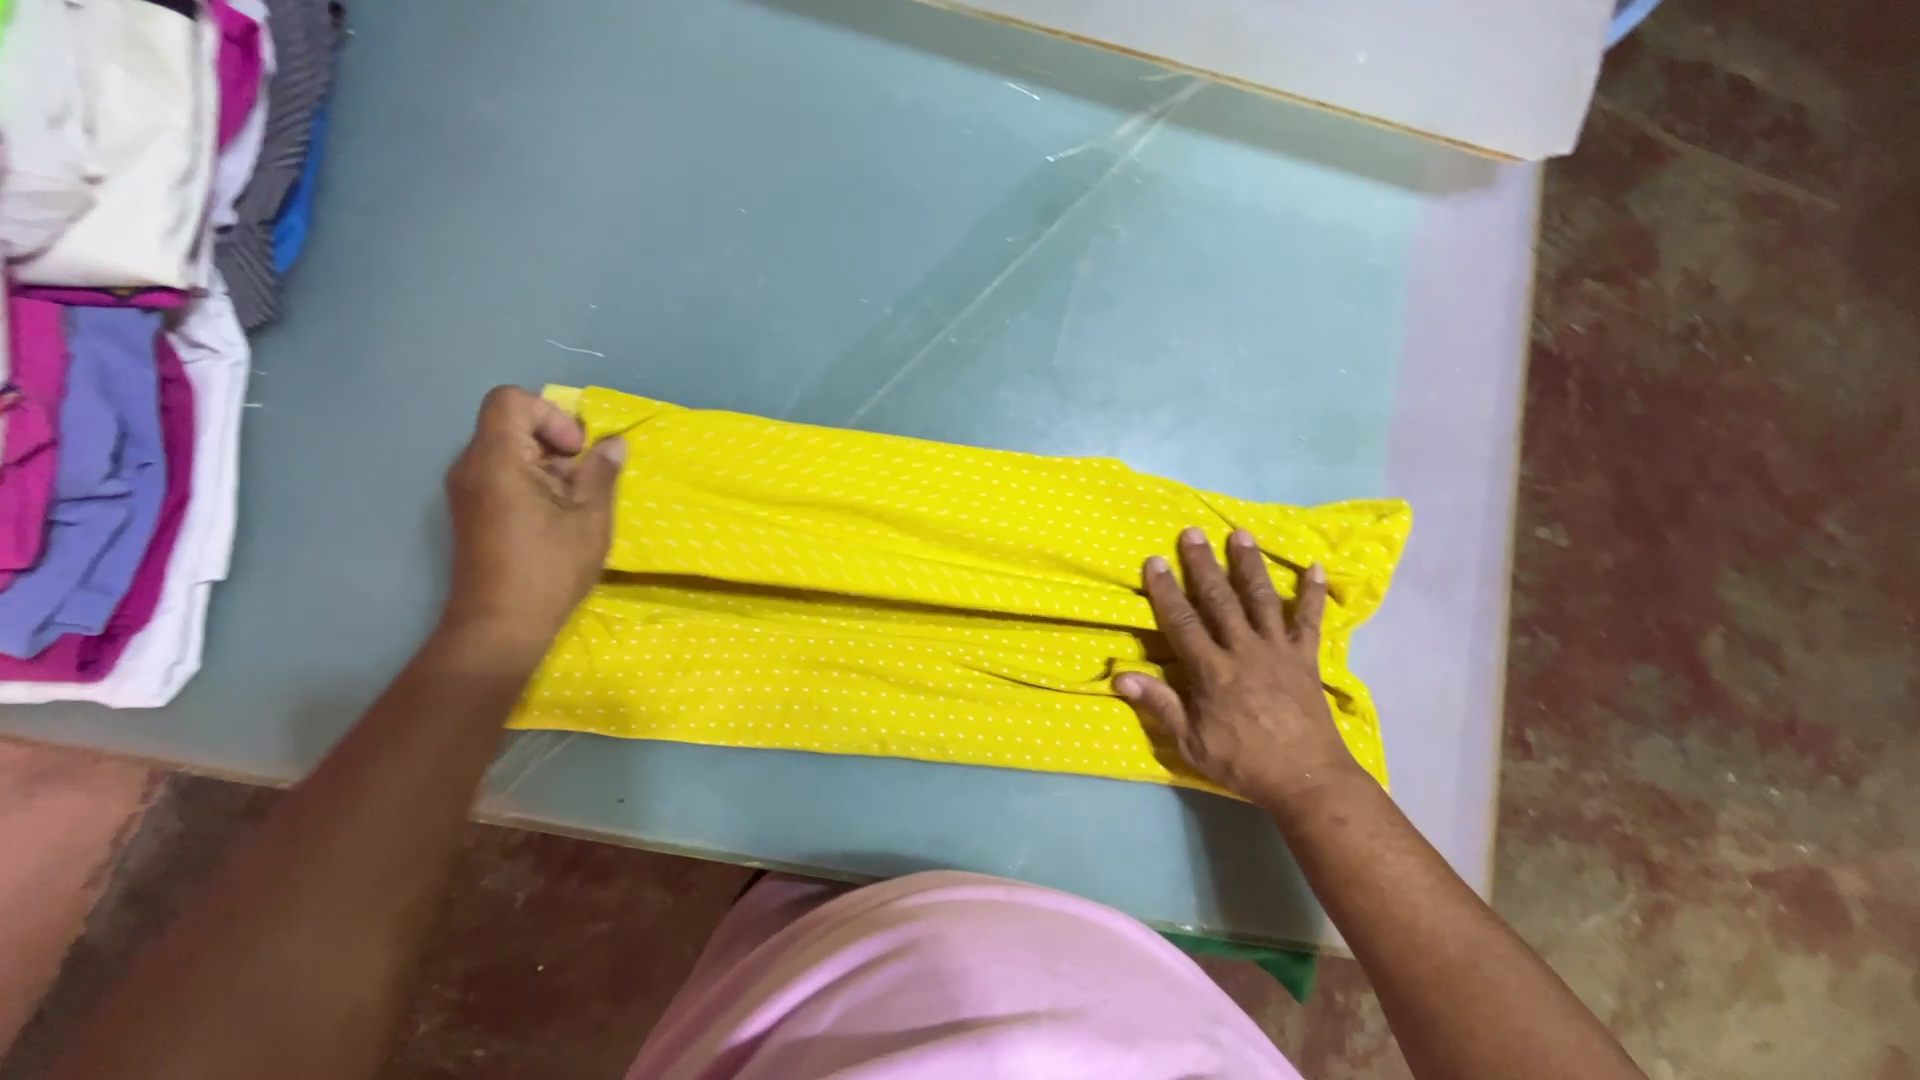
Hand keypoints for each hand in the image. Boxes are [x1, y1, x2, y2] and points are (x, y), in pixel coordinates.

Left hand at [440, 386, 624, 649]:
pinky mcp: (469, 512)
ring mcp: (465, 490)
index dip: (550, 415)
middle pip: (509, 424)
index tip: (575, 452)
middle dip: (553, 441)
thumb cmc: (548, 569)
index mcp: (496, 459)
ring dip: (544, 464)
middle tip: (582, 479)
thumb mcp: (590, 519)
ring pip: (506, 451)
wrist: (499, 627)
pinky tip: (552, 518)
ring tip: (571, 502)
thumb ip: (602, 473)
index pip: (511, 400)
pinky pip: (499, 475)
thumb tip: (614, 444)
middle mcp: (470, 466)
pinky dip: (529, 482)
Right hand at [1116, 527, 1364, 808]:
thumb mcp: (1191, 743)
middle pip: (1220, 600)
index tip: (1154, 561)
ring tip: (1241, 534)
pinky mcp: (1306, 659)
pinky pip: (1309, 621)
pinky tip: (1317, 568)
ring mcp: (1278, 652)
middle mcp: (1244, 651)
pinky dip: (1314, 594)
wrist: (1307, 780)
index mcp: (1213, 671)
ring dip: (1249, 565)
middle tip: (1192, 533)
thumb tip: (1121, 676)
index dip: (1166, 591)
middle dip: (1203, 564)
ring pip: (1261, 599)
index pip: (1182, 622)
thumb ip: (1160, 705)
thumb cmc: (1243, 763)